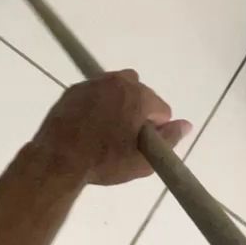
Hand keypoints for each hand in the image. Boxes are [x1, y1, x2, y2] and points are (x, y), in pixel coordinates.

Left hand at [31, 70, 189, 185]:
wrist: (59, 158)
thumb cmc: (104, 162)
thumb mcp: (142, 160)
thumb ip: (169, 140)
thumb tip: (186, 124)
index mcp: (139, 97)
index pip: (162, 109)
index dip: (154, 129)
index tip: (140, 144)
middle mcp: (119, 82)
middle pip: (141, 94)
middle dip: (138, 112)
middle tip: (124, 138)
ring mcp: (94, 82)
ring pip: (118, 88)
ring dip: (119, 103)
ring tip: (108, 129)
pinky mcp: (75, 88)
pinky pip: (96, 91)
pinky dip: (98, 102)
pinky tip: (90, 123)